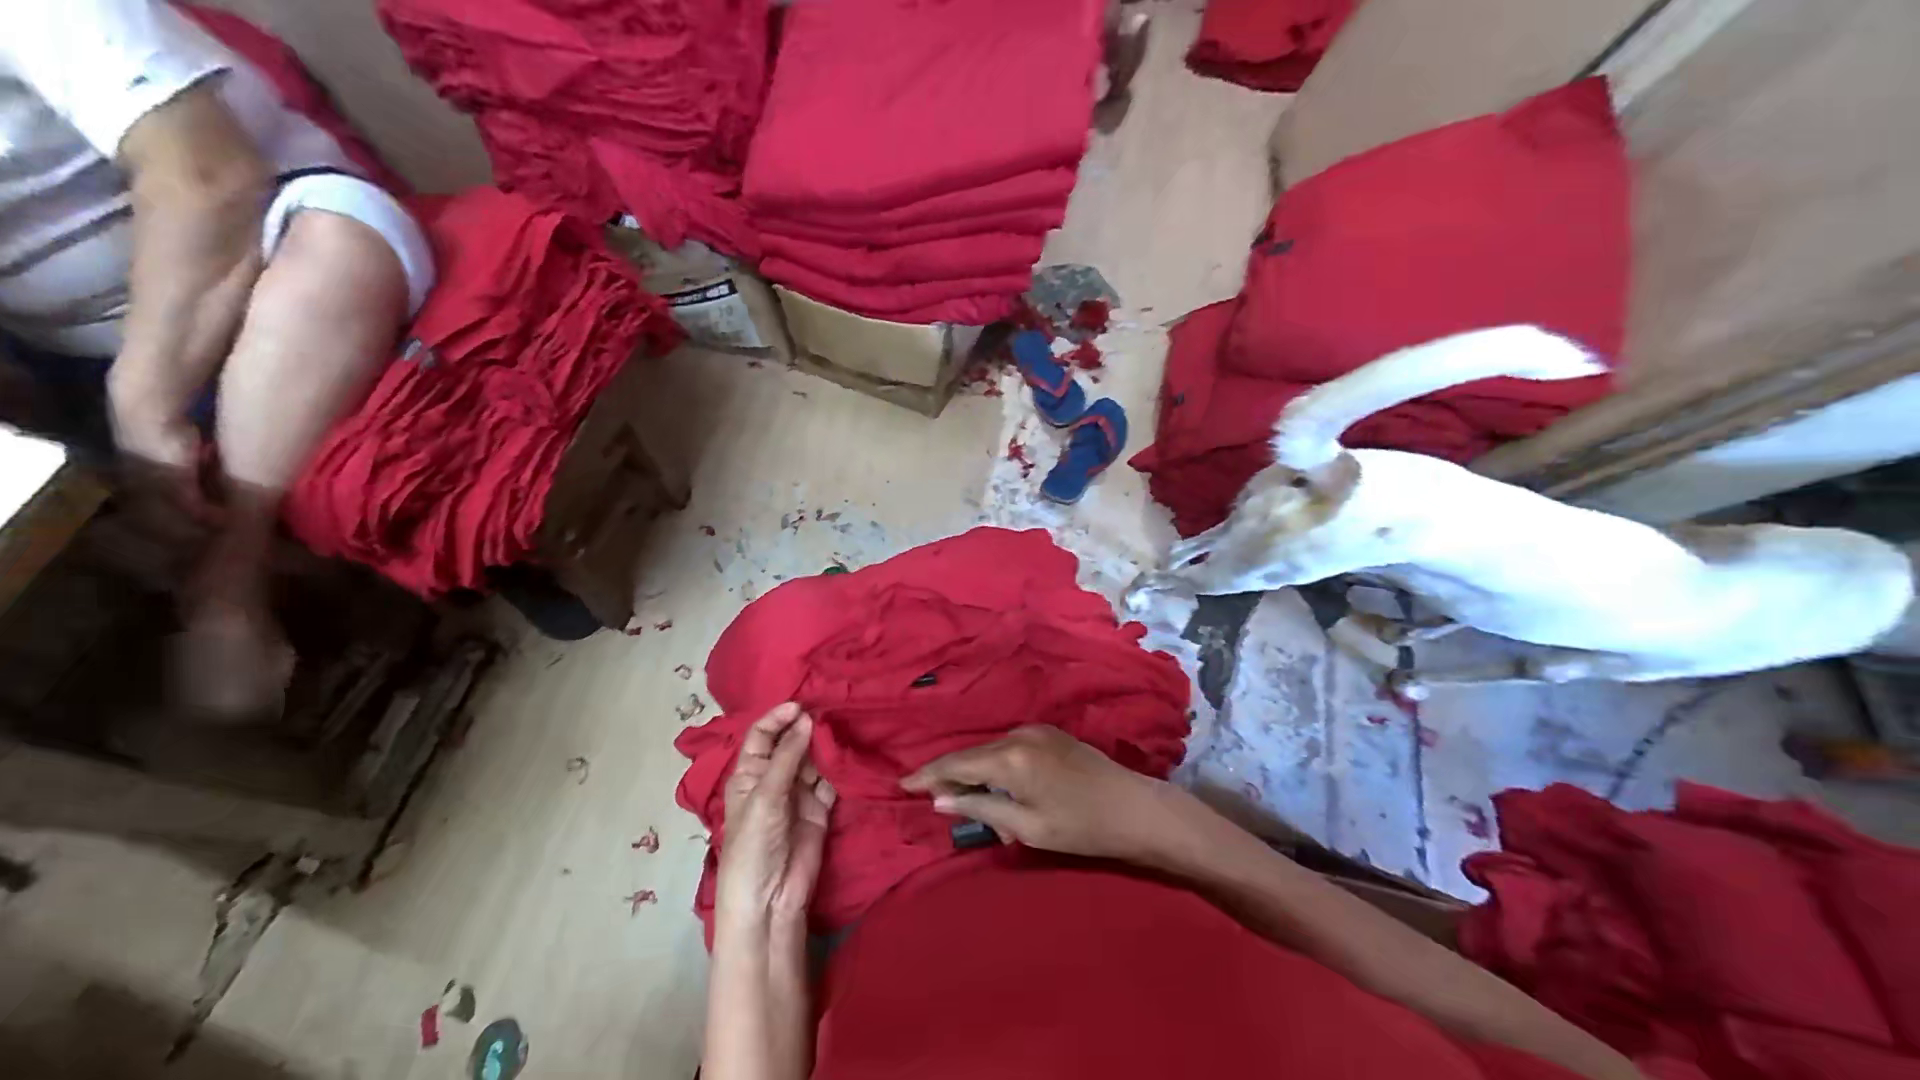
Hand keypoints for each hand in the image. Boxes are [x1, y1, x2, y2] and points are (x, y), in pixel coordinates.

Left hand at [715, 703, 835, 933]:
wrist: (770, 900)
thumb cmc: (753, 846)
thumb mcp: (765, 798)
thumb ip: (787, 758)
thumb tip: (807, 719)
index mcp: (748, 774)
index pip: (761, 735)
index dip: (778, 718)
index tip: (801, 705)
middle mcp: (773, 779)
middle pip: (791, 744)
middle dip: (807, 729)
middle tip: (830, 712)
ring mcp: (798, 794)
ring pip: (813, 760)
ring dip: (825, 746)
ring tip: (843, 728)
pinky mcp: (820, 809)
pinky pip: (830, 781)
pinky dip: (838, 768)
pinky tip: (848, 754)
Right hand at [900, 725, 1185, 865]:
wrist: (1135, 808)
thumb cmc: (1081, 826)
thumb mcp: (1027, 826)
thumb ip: (981, 808)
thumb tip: (940, 801)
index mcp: (1010, 758)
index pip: (956, 764)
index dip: (928, 775)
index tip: (902, 784)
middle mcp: (1018, 735)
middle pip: (971, 754)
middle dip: (951, 776)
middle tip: (936, 801)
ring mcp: (1036, 730)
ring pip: (991, 751)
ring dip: (978, 774)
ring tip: (976, 805)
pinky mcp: (1049, 733)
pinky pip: (1010, 748)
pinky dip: (998, 767)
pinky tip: (1003, 790)